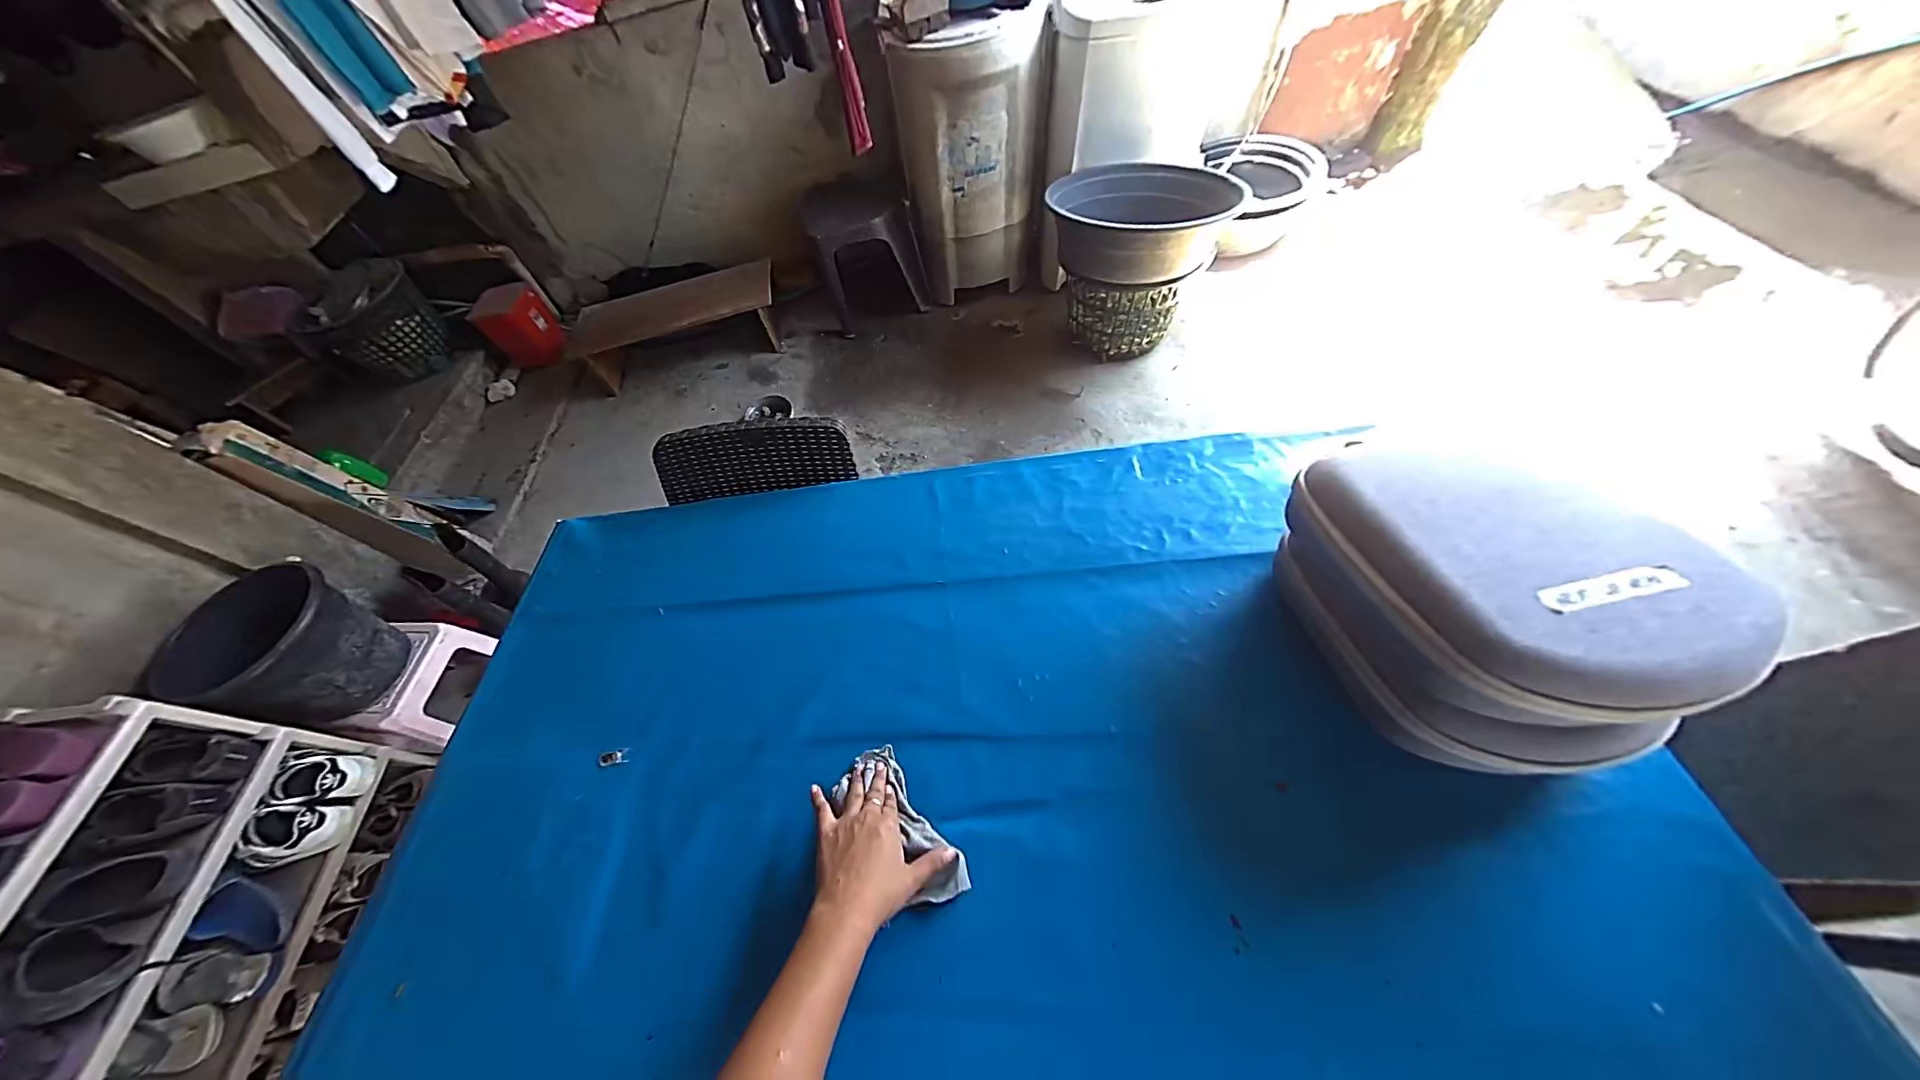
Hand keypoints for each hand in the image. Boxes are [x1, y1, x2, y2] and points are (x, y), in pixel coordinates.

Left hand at [809, 768, 955, 935]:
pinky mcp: (825, 833)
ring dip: (855, 782)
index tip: (890, 785)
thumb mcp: (912, 879)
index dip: (890, 794)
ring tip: (857, 769)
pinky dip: (818, 798)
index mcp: (888, 826)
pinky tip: (814, 788)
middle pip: (873, 794)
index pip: (891, 804)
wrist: (846, 907)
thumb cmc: (881, 895)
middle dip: (875, 779)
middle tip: (876, 765)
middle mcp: (867, 818)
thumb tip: (952, 852)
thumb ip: (932, 862)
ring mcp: (845, 823)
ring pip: (852, 796)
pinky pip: (821, 810)